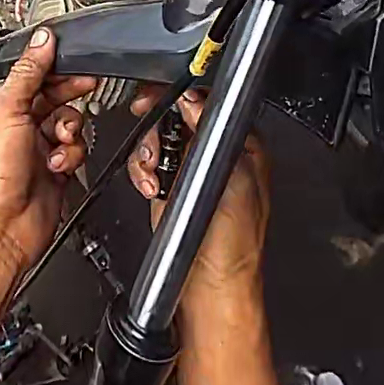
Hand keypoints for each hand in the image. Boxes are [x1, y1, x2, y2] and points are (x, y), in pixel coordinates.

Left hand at [0, 29, 96, 277]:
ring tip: (60, 140)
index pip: (30, 77)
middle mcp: (16, 128)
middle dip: (69, 94)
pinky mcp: (54, 172)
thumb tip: (41, 40)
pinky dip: (71, 155)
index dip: (52, 68)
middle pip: (53, 97)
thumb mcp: (6, 111)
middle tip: (85, 86)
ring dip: (70, 129)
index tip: (72, 61)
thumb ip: (28, 73)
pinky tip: (59, 164)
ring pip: (68, 123)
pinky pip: (74, 150)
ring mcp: (35, 150)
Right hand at [126, 87, 270, 311]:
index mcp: (241, 145)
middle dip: (158, 126)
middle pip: (176, 115)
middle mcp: (214, 152)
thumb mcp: (235, 181)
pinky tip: (151, 186)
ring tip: (153, 173)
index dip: (183, 97)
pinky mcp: (170, 183)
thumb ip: (216, 136)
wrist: (211, 287)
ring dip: (148, 151)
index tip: (162, 99)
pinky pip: (147, 160)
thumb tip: (194, 102)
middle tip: (151, 139)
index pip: (209, 103)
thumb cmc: (236, 245)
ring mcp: (190, 168)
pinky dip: (142, 169)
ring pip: (158, 135)